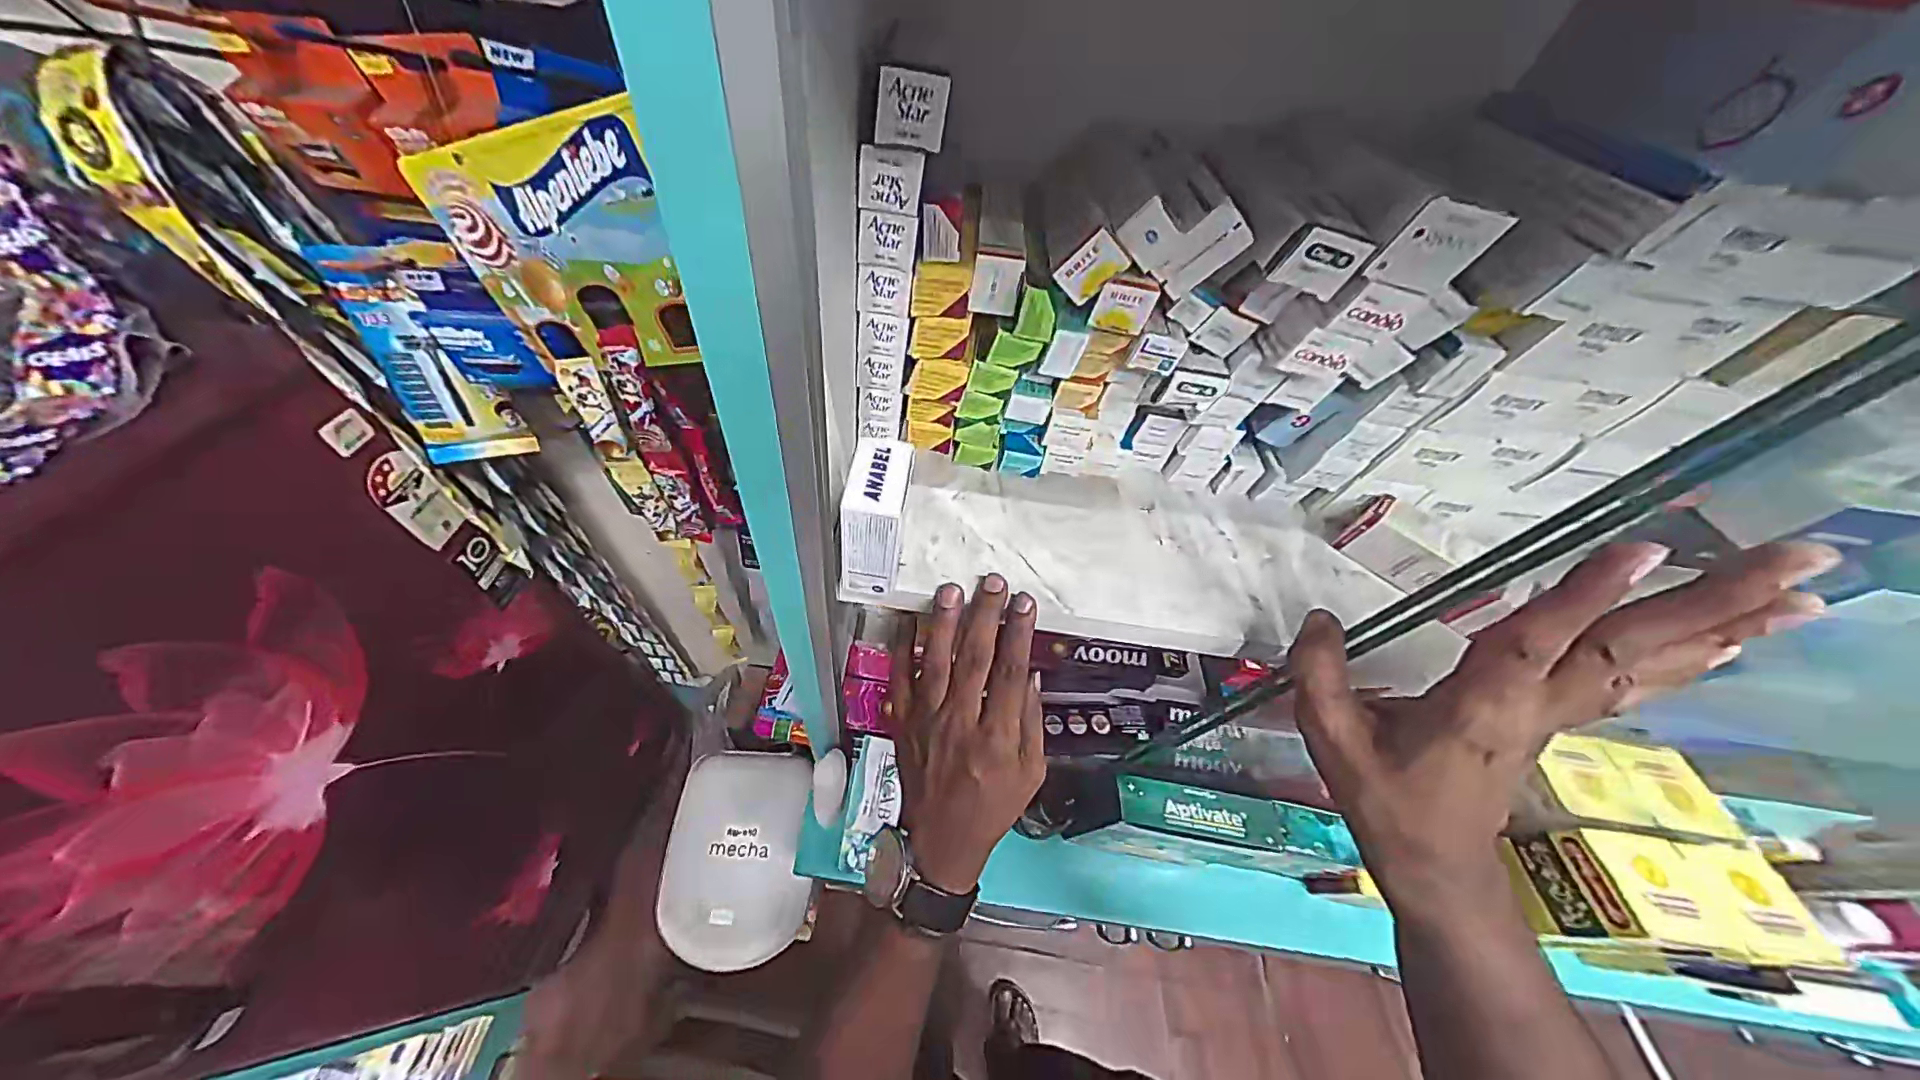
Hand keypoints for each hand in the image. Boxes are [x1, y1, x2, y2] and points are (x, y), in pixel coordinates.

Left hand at [887, 574, 1045, 893]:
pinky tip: (911, 622)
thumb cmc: (993, 806)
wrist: (943, 839)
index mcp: (996, 737)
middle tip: (993, 584)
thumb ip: (1031, 721)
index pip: (1008, 672)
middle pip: (973, 658)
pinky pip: (901, 679)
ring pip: (935, 662)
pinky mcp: (903, 723)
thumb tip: (1028, 673)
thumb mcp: (1031, 772)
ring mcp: (927, 721)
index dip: (1018, 634)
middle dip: (985, 616)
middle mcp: (960, 723)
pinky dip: (903, 649)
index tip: (1024, 604)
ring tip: (952, 590)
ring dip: (944, 623)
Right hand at [1287, 540, 1839, 911]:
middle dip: (1713, 602)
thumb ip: (1320, 676)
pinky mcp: (1557, 720)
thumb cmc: (1387, 801)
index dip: (1583, 597)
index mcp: (1481, 707)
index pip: (1538, 642)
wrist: (1436, 866)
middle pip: (1628, 648)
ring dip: (1725, 626)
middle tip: (1802, 555)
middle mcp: (1534, 705)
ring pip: (1647, 665)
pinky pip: (1632, 682)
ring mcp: (1555, 715)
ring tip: (1802, 585)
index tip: (1644, 549)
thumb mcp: (1333, 740)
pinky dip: (1687, 656)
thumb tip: (1320, 618)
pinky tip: (1728, 638)